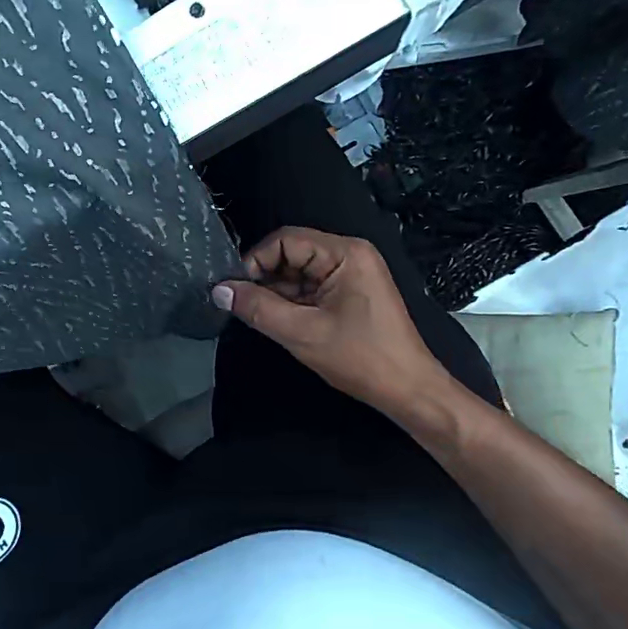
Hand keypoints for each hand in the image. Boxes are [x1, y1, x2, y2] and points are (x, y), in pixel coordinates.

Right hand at [212, 227, 454, 414]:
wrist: (408, 389)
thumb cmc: (360, 358)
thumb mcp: (302, 333)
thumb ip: (258, 308)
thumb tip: (219, 290)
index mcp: (346, 253)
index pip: (286, 240)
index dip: (255, 261)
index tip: (234, 289)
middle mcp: (351, 255)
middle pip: (294, 254)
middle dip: (266, 278)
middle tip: (242, 306)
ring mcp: (354, 274)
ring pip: (302, 273)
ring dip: (279, 294)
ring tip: (259, 318)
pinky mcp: (353, 294)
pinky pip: (315, 288)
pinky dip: (295, 303)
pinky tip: (281, 322)